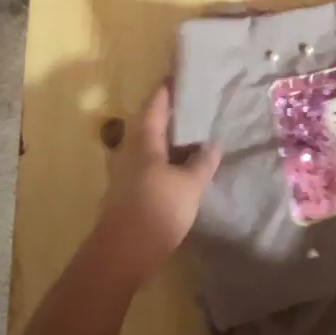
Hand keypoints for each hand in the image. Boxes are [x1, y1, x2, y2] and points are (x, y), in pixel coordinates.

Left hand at [93, 83, 222, 281]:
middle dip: (166, 119)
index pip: (155, 108)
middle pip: (148, 128)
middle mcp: (129, 154)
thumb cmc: (156, 210)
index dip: (165, 92)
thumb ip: (202, 163)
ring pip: (147, 151)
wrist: (122, 256)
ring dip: (165, 145)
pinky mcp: (126, 198)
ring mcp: (124, 178)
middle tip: (189, 110)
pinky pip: (148, 171)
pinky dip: (163, 166)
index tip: (175, 78)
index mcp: (144, 143)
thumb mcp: (189, 185)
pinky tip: (179, 173)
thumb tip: (212, 143)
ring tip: (189, 142)